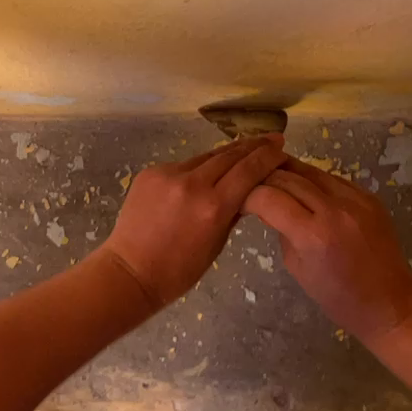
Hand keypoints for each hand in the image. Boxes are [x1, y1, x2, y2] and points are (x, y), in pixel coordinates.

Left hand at [99, 135, 288, 309]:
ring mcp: (169, 174)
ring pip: (206, 157)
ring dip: (227, 153)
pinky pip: (183, 165)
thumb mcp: (216, 245)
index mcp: (213, 207)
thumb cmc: (179, 270)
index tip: (281, 147)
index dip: (267, 156)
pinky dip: (198, 168)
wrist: (130, 271)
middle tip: (271, 139)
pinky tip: (207, 172)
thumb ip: (233, 212)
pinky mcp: (151, 172)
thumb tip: (248, 190)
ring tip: (245, 148)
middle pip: (229, 156)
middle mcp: (192, 184)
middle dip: (252, 146)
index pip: (248, 171)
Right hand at [242, 157, 411, 341]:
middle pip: (287, 177)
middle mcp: (334, 210)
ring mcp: (355, 199)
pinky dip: (312, 181)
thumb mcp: (298, 269)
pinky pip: (330, 179)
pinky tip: (304, 190)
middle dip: (264, 179)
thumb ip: (281, 231)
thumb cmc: (339, 299)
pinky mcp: (368, 196)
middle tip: (251, 185)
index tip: (239, 199)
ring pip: (309, 170)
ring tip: (272, 177)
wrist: (391, 304)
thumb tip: (266, 206)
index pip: (268, 197)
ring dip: (287, 172)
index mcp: (313, 235)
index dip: (248, 195)